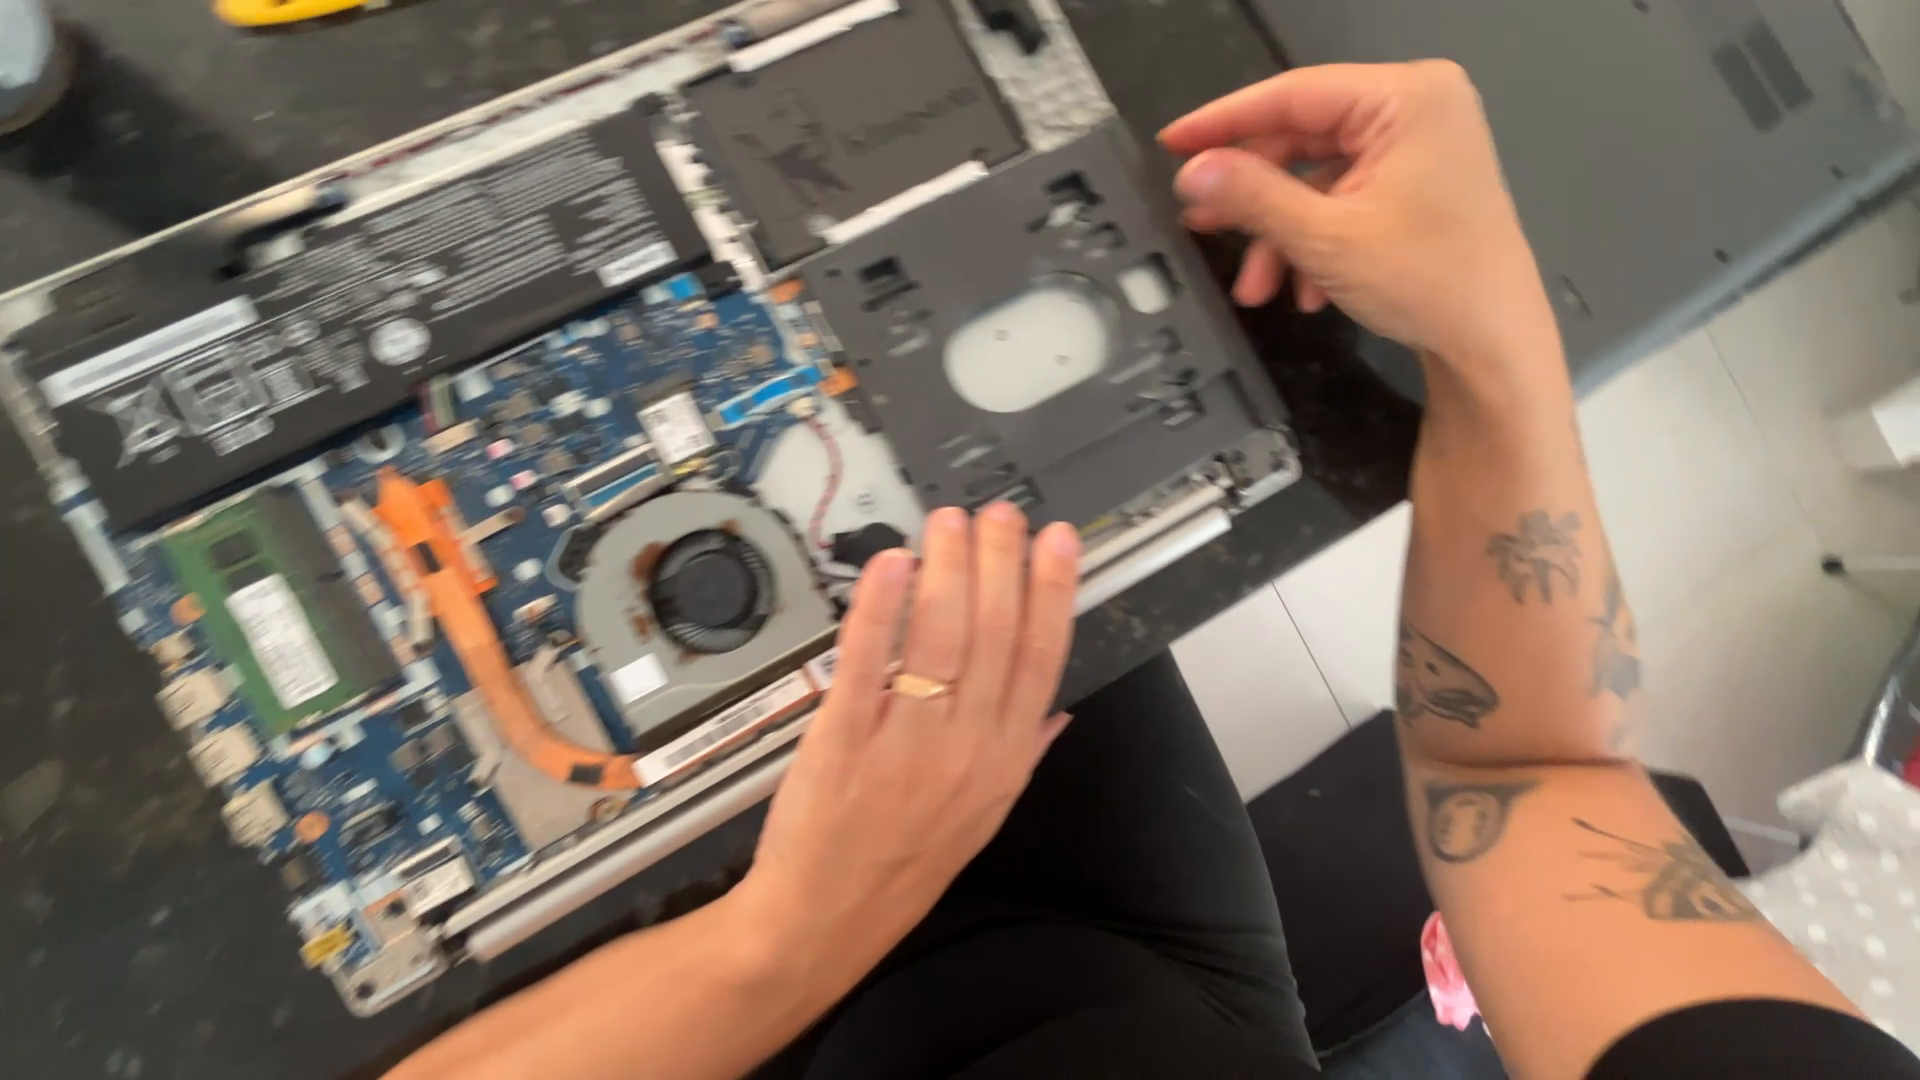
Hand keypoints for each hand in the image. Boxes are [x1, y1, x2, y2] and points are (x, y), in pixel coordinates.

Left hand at [734, 504, 1081, 978]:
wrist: (825, 921)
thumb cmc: (908, 863)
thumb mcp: (985, 815)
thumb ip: (1025, 752)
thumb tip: (1060, 707)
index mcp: (1004, 758)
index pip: (1041, 657)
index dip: (1053, 592)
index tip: (1058, 541)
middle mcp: (966, 745)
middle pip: (995, 634)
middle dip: (1000, 562)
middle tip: (999, 514)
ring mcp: (906, 742)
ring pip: (939, 638)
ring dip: (948, 569)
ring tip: (949, 523)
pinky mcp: (845, 739)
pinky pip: (867, 662)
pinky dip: (880, 608)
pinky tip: (891, 564)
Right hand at [1161, 61, 1558, 367]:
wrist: (1489, 339)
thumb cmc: (1421, 279)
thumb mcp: (1323, 238)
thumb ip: (1252, 197)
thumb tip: (1190, 172)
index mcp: (1405, 98)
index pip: (1293, 94)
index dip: (1223, 121)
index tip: (1170, 144)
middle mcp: (1413, 109)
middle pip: (1301, 141)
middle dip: (1253, 201)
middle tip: (1198, 228)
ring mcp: (1414, 149)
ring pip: (1314, 182)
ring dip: (1279, 237)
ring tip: (1256, 289)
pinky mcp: (1410, 186)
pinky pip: (1339, 203)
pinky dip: (1311, 245)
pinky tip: (1304, 290)